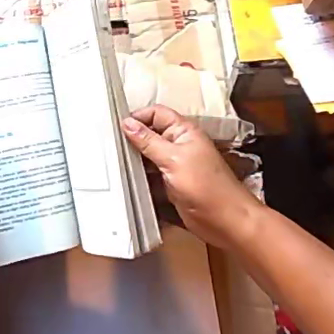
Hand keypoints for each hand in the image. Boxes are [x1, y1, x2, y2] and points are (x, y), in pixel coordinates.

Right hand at [121, 105, 260, 247]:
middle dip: (132, 136)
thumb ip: (148, 141)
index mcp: (183, 131)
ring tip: (112, 159)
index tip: (115, 127)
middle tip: (108, 143)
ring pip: (148, 153)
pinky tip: (124, 176)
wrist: (225, 221)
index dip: (137, 116)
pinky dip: (138, 173)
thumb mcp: (173, 159)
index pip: (156, 113)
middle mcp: (178, 143)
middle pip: (150, 132)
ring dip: (133, 156)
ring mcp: (174, 163)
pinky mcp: (170, 182)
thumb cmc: (205, 186)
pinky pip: (150, 172)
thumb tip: (126, 123)